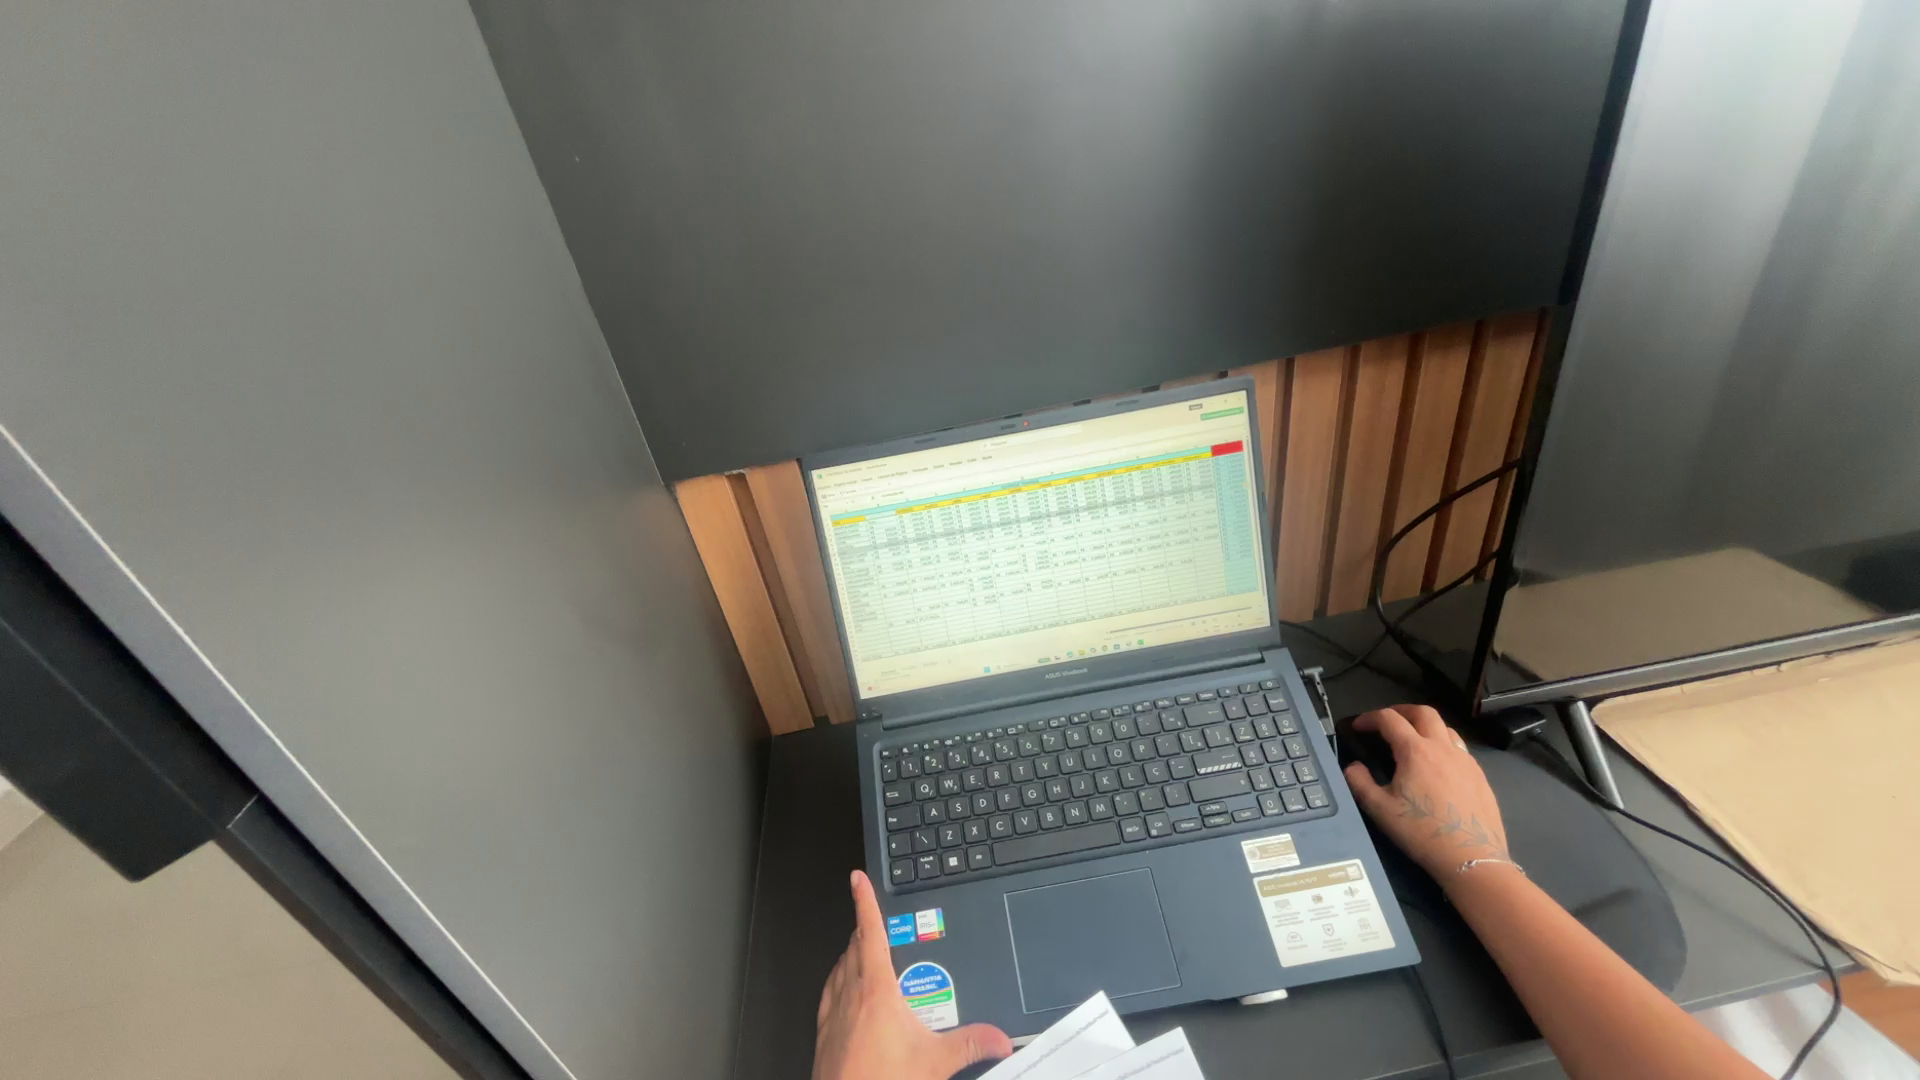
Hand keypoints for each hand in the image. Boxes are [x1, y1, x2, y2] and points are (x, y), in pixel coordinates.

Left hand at [813, 870, 1012, 1079]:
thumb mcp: (934, 1063)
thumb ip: (970, 1044)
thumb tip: (998, 1037)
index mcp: (876, 990)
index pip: (870, 931)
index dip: (863, 900)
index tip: (858, 878)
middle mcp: (851, 994)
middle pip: (855, 945)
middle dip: (865, 927)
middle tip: (880, 921)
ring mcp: (834, 1013)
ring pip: (840, 966)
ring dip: (852, 952)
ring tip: (867, 952)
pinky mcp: (824, 1033)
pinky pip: (829, 992)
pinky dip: (839, 980)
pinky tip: (847, 990)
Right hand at [1342, 705, 1510, 881]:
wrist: (1473, 859)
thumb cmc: (1422, 832)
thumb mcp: (1379, 809)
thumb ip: (1359, 782)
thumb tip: (1353, 767)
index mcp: (1415, 752)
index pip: (1389, 719)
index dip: (1369, 717)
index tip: (1360, 727)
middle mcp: (1443, 749)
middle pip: (1423, 712)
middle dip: (1401, 711)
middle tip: (1387, 722)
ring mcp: (1466, 762)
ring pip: (1445, 728)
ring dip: (1424, 726)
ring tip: (1412, 740)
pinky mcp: (1481, 777)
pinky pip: (1460, 749)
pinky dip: (1443, 745)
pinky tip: (1437, 766)